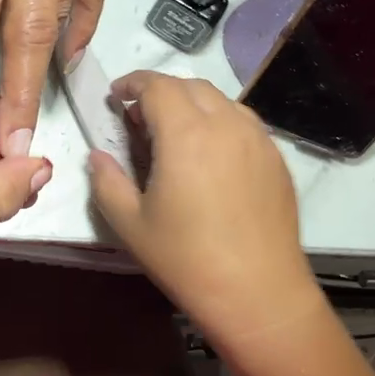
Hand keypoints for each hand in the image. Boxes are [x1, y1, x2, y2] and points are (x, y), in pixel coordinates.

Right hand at [88, 72, 321, 345]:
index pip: (157, 86)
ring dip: (192, 104)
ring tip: (173, 132)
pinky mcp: (277, 159)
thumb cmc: (185, 259)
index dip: (132, 84)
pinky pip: (244, 123)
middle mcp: (226, 125)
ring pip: (222, 101)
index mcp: (186, 134)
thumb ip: (107, 182)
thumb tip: (97, 157)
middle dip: (160, 91)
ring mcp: (258, 140)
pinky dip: (219, 122)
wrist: (257, 291)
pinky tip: (208, 155)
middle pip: (191, 86)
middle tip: (137, 117)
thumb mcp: (130, 224)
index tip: (116, 96)